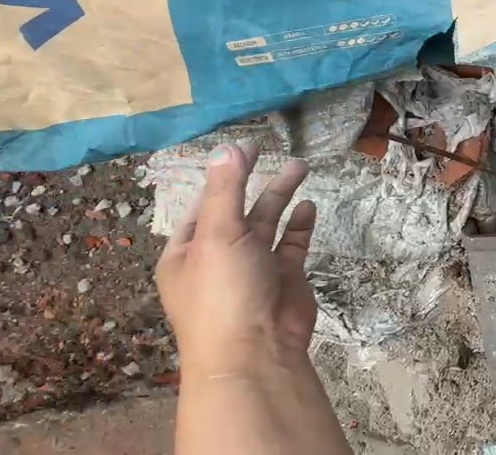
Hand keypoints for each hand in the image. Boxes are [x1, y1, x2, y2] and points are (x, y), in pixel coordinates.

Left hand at [156, 141, 319, 377]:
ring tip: (301, 166)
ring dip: (281, 195)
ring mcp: (252, 267)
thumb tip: (227, 146)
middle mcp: (218, 258)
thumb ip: (225, 190)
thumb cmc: (224, 292)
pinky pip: (292, 242)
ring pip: (267, 222)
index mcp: (187, 253)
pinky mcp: (283, 275)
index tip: (242, 147)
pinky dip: (300, 224)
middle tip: (271, 148)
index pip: (201, 205)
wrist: (255, 349)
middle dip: (253, 180)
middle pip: (236, 210)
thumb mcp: (219, 235)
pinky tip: (308, 206)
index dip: (221, 176)